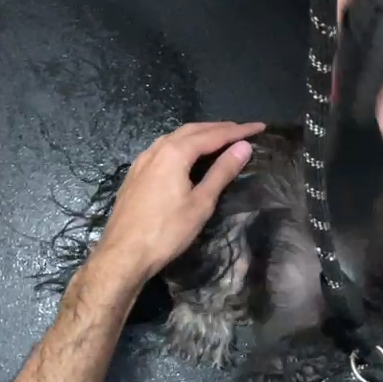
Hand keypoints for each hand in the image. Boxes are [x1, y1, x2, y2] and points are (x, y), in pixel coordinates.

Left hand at [91, 121, 264, 281]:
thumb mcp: (201, 203)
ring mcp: (142, 161)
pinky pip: (163, 148)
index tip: (259, 127)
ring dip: (200, 134)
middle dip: (219, 128)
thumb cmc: (167, 231)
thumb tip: (243, 147)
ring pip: (175, 137)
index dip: (238, 131)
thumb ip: (222, 172)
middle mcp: (156, 149)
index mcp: (174, 153)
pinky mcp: (135, 174)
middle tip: (243, 130)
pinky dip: (183, 144)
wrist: (123, 254)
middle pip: (193, 130)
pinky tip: (188, 154)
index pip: (213, 135)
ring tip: (220, 138)